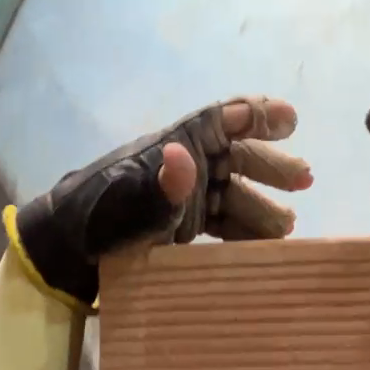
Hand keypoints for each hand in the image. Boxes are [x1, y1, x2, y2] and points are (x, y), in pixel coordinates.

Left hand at [13, 96, 312, 305]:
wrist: (65, 256)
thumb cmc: (94, 218)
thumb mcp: (124, 203)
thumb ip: (158, 186)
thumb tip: (184, 152)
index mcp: (171, 147)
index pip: (219, 120)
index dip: (256, 114)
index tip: (291, 119)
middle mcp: (184, 168)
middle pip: (237, 156)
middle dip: (270, 164)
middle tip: (304, 179)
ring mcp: (186, 200)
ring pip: (235, 194)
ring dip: (264, 206)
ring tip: (287, 226)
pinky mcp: (184, 229)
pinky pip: (224, 225)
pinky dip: (245, 234)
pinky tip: (266, 247)